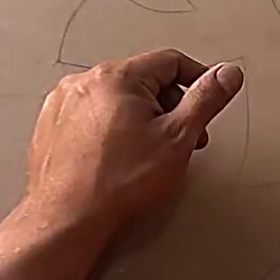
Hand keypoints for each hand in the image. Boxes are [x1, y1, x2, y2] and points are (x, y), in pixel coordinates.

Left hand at [20, 49, 242, 231]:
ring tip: (147, 154)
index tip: (208, 96)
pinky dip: (112, 131)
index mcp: (118, 77)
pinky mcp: (52, 126)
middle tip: (181, 139)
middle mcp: (86, 82)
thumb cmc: (118, 182)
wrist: (70, 216)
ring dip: (141, 120)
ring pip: (119, 100)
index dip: (198, 80)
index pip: (171, 62)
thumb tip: (227, 73)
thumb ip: (206, 99)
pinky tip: (120, 158)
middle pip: (145, 81)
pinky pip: (94, 117)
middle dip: (170, 107)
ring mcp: (64, 104)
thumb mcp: (178, 137)